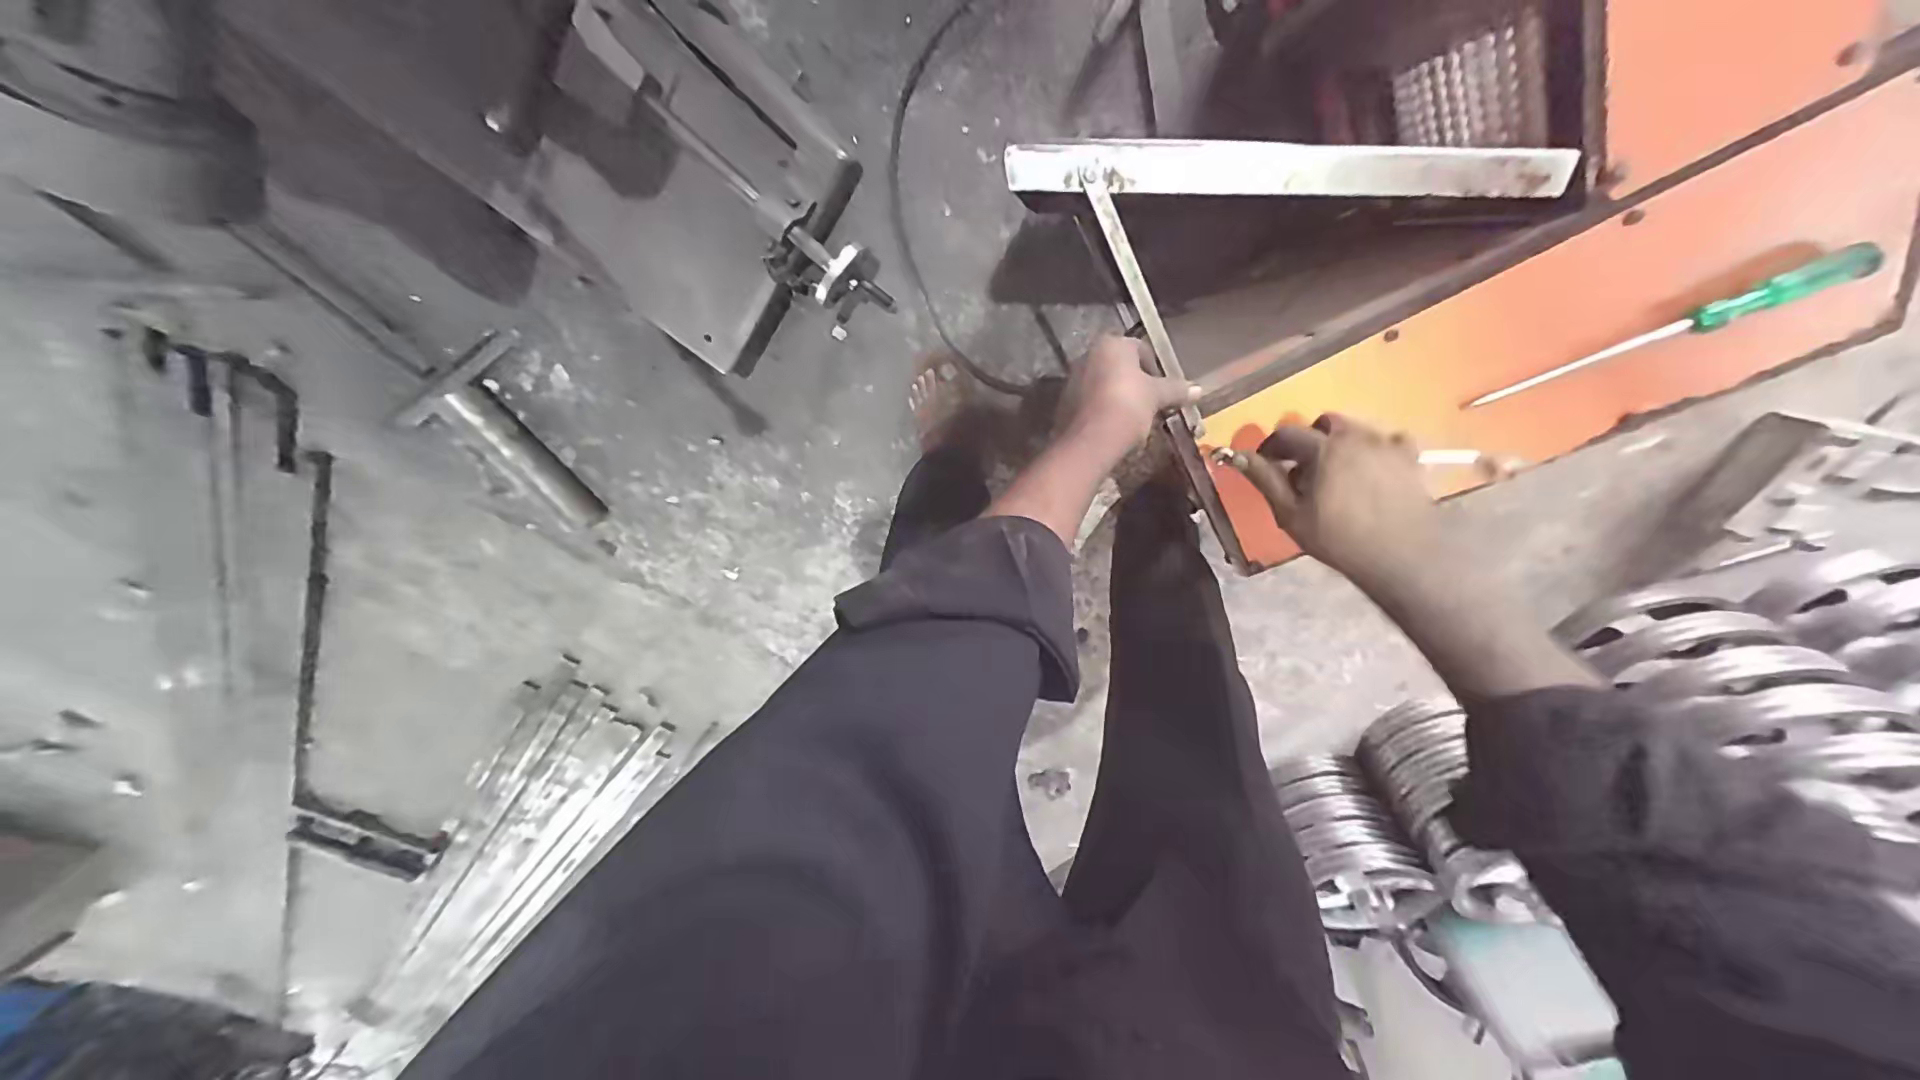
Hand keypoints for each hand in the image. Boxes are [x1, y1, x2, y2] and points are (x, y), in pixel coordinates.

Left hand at [1058, 336, 1196, 461]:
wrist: (1089, 440)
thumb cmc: (1127, 405)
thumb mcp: (1156, 396)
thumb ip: (1175, 389)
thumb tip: (1198, 389)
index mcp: (1110, 344)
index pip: (1140, 349)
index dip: (1156, 368)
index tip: (1164, 389)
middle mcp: (1087, 355)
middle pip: (1120, 367)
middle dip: (1136, 383)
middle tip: (1151, 403)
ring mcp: (1072, 380)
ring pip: (1104, 385)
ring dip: (1119, 397)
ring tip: (1134, 418)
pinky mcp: (1064, 404)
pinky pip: (1090, 402)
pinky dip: (1103, 410)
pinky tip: (1114, 426)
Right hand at [1225, 414, 1442, 590]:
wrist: (1402, 556)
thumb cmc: (1338, 538)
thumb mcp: (1291, 513)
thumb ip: (1265, 479)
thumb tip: (1238, 455)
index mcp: (1324, 448)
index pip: (1287, 434)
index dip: (1270, 448)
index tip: (1266, 466)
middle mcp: (1358, 436)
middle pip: (1324, 424)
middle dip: (1308, 442)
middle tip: (1302, 472)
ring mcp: (1388, 444)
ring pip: (1355, 431)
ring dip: (1339, 445)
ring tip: (1336, 476)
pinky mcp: (1411, 458)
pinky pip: (1387, 442)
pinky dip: (1373, 451)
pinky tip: (1370, 475)